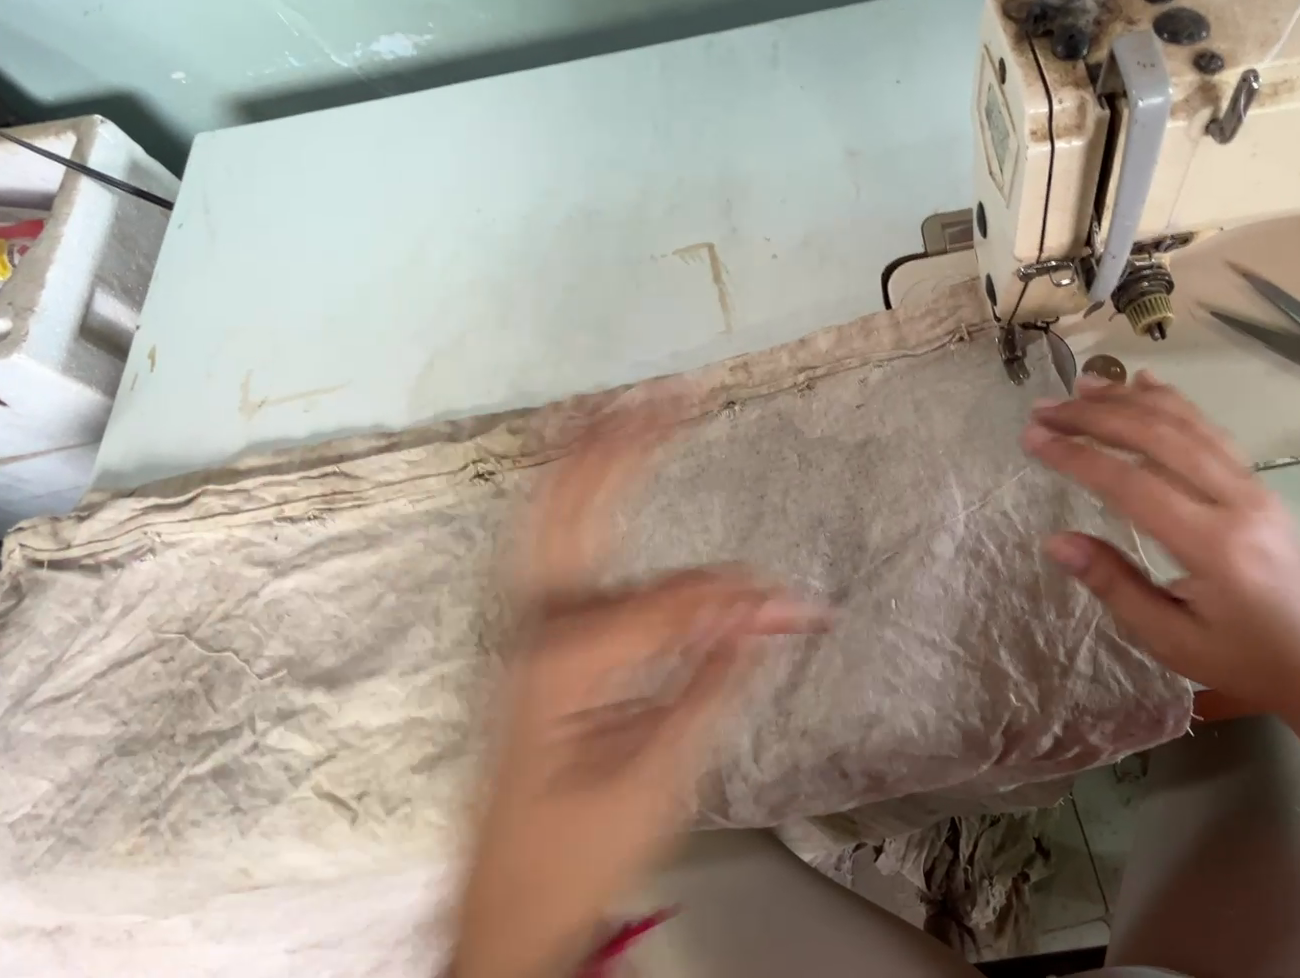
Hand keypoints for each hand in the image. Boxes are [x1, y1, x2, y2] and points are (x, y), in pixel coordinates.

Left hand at [453, 394, 821, 977]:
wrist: (503, 906)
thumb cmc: (578, 850)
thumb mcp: (664, 770)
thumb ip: (718, 675)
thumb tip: (777, 609)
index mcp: (565, 660)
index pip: (675, 599)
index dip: (742, 597)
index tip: (796, 609)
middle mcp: (530, 628)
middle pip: (574, 508)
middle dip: (626, 442)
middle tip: (674, 392)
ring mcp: (515, 630)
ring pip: (542, 514)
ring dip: (581, 452)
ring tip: (617, 401)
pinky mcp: (519, 640)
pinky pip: (536, 543)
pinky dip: (556, 492)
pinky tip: (571, 470)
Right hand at [1020, 372, 1299, 713]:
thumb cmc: (1243, 659)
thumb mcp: (1170, 639)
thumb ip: (1114, 585)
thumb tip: (1055, 542)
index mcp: (1214, 546)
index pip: (1132, 484)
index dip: (1077, 457)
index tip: (1033, 439)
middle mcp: (1237, 501)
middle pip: (1158, 437)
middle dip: (1094, 416)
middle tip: (1044, 409)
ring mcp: (1252, 486)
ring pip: (1185, 423)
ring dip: (1128, 399)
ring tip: (1079, 385)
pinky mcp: (1257, 483)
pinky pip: (1209, 429)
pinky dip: (1171, 402)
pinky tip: (1142, 383)